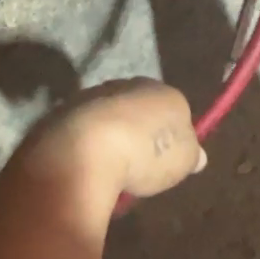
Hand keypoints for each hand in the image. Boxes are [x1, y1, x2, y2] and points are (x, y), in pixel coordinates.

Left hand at [4, 79, 204, 214]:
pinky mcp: (62, 114)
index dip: (171, 131)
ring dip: (109, 139)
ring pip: (107, 118)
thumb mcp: (183, 160)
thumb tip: (198, 155)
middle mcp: (125, 85)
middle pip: (137, 109)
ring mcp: (90, 97)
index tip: (167, 156)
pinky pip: (81, 132)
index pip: (172, 107)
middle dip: (137, 132)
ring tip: (111, 173)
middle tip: (139, 165)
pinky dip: (85, 148)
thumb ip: (191, 154)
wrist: (85, 151)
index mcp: (160, 90)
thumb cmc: (145, 153)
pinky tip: (87, 170)